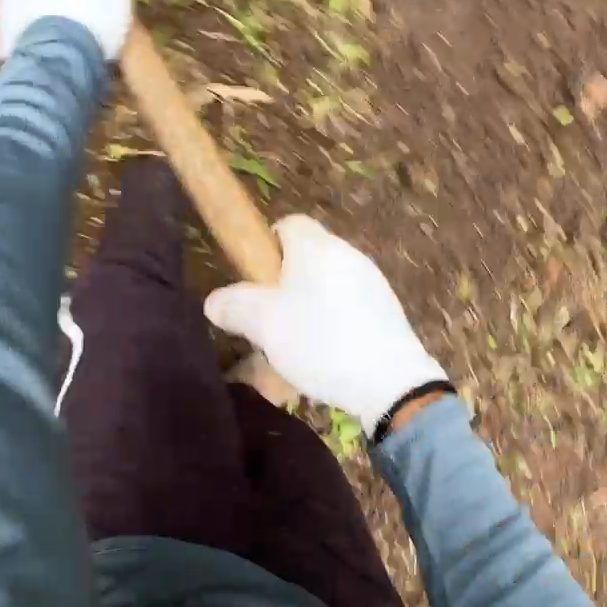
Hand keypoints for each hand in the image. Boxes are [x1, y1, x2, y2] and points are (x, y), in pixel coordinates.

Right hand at [205, 216, 446, 429]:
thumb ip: (234, 307)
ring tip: (293, 347)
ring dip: (305, 310)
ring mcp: (371, 283)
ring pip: (325, 287)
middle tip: (268, 321)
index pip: (288, 223)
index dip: (265, 247)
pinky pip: (346, 309)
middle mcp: (347, 254)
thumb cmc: (321, 342)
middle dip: (282, 286)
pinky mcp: (385, 311)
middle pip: (305, 258)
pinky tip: (325, 359)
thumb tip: (215, 301)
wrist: (391, 382)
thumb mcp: (264, 325)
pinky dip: (331, 325)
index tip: (254, 281)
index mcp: (316, 247)